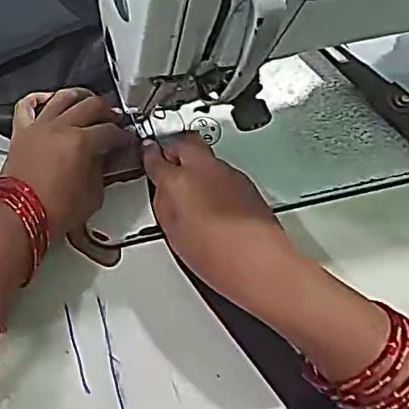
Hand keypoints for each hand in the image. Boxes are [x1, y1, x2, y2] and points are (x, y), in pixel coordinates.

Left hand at [0, 89, 132, 236]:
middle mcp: (59, 129)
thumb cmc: (50, 211)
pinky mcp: (21, 133)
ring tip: (88, 99)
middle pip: (91, 106)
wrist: (20, 217)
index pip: (110, 131)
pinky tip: (48, 98)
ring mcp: (39, 128)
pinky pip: (26, 106)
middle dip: (108, 112)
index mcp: (80, 142)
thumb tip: (103, 160)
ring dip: (79, 96)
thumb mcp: (92, 195)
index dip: (123, 135)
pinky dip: (37, 98)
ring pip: (62, 97)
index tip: (126, 139)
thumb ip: (101, 170)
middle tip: (114, 120)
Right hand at [143, 134, 296, 301]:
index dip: (149, 155)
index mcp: (178, 180)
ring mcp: (228, 174)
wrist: (260, 264)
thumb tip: (163, 193)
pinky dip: (215, 179)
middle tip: (168, 161)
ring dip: (196, 165)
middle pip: (183, 143)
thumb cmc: (220, 256)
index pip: (155, 157)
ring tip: (193, 189)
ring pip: (206, 156)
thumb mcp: (172, 232)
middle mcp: (205, 170)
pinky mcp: (246, 182)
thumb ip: (163, 202)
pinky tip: (213, 200)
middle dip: (173, 149)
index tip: (148, 154)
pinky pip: (223, 171)